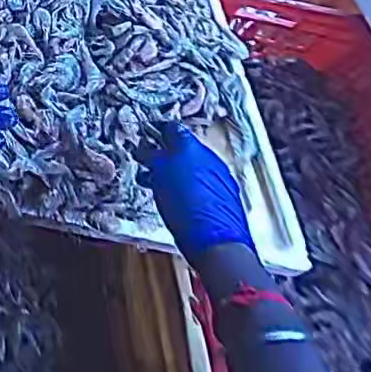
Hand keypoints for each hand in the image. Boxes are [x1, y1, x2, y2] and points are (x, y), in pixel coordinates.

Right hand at [134, 120, 251, 263]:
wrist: (216, 243)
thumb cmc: (185, 206)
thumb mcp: (158, 174)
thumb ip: (152, 156)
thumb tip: (147, 149)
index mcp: (192, 147)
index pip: (171, 128)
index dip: (155, 132)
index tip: (144, 138)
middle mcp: (210, 159)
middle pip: (183, 148)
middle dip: (165, 154)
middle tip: (147, 163)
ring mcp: (221, 178)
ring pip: (192, 166)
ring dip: (175, 171)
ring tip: (158, 184)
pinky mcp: (226, 197)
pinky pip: (202, 183)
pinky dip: (188, 186)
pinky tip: (177, 199)